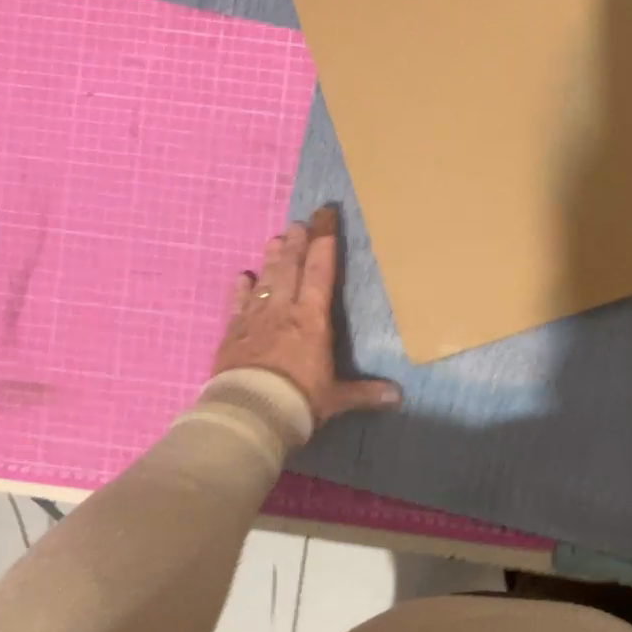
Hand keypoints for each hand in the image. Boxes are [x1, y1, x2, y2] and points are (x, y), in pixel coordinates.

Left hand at [213, 205, 401, 422]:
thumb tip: (398, 397)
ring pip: (266, 279)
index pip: (321, 273)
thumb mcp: (336, 398)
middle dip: (297, 243)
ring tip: (275, 238)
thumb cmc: (300, 401)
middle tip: (300, 222)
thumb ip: (365, 393)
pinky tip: (243, 276)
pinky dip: (242, 288)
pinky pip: (238, 303)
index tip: (326, 219)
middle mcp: (284, 311)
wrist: (251, 412)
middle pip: (291, 268)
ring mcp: (255, 319)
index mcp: (312, 320)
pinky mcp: (233, 333)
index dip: (324, 244)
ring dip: (272, 258)